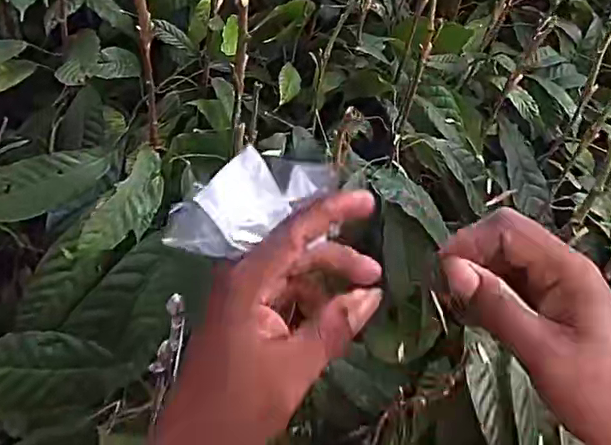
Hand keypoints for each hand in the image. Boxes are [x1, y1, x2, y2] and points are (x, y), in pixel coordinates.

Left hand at [152, 191, 382, 444]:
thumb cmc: (234, 410)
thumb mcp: (291, 371)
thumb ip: (333, 328)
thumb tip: (372, 295)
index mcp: (248, 278)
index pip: (297, 229)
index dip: (335, 209)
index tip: (368, 201)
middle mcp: (244, 275)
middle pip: (299, 249)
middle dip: (339, 256)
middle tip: (376, 270)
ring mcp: (242, 294)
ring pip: (295, 271)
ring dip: (328, 281)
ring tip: (361, 299)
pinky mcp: (244, 313)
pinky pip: (285, 292)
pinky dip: (312, 300)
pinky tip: (334, 318)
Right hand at [440, 209, 610, 444]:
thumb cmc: (601, 395)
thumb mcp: (543, 352)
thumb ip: (497, 307)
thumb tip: (453, 269)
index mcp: (567, 266)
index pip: (508, 229)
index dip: (471, 242)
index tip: (442, 272)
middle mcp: (564, 267)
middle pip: (508, 238)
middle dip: (473, 255)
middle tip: (445, 288)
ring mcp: (561, 286)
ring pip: (510, 262)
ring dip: (481, 275)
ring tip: (456, 302)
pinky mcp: (557, 307)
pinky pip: (517, 285)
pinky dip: (494, 294)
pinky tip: (477, 313)